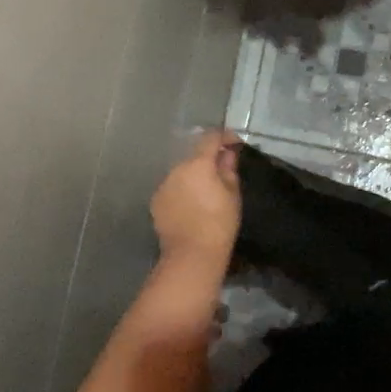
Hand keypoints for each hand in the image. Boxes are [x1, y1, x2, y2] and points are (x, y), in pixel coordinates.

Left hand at [149, 131, 241, 266]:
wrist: (192, 255)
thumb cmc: (219, 223)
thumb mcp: (232, 194)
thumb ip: (228, 169)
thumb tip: (227, 154)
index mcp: (198, 163)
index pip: (210, 137)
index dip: (224, 136)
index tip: (234, 144)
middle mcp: (176, 169)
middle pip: (194, 156)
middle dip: (208, 160)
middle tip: (222, 171)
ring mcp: (163, 185)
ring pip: (181, 173)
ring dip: (193, 176)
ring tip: (206, 192)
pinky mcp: (156, 201)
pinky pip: (172, 188)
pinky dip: (182, 191)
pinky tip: (191, 206)